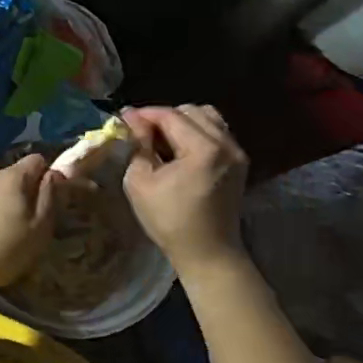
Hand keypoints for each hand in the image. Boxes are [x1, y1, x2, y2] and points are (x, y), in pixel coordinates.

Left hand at [0, 154, 61, 300]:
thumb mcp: (38, 228)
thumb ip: (51, 198)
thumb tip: (57, 174)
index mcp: (13, 176)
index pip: (40, 160)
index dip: (54, 176)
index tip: (62, 201)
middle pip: (23, 177)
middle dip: (37, 196)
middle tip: (45, 225)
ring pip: (8, 193)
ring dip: (19, 210)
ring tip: (22, 238)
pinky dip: (1, 218)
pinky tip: (0, 241)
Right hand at [121, 105, 249, 272]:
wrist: (208, 251)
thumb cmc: (169, 219)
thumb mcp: (140, 181)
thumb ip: (138, 145)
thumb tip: (133, 121)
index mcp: (203, 149)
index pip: (170, 115)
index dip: (144, 114)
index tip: (123, 119)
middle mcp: (226, 144)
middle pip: (191, 111)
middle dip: (163, 116)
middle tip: (141, 131)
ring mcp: (237, 153)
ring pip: (207, 118)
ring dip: (181, 122)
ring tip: (160, 138)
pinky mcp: (239, 162)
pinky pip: (216, 133)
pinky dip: (195, 132)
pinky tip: (178, 149)